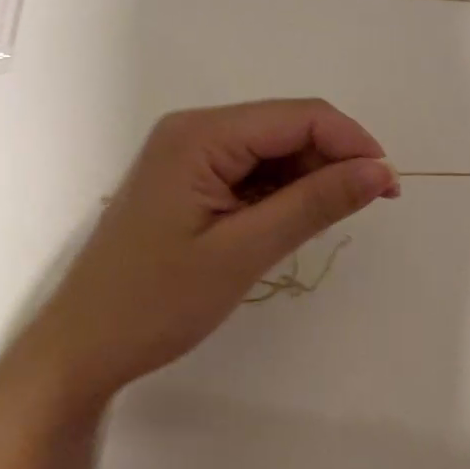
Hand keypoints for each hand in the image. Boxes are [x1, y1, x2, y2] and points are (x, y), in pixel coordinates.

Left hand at [26, 99, 396, 401]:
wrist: (80, 351)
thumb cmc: (156, 302)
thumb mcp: (244, 252)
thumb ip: (315, 204)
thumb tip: (380, 171)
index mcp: (201, 134)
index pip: (298, 117)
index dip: (351, 142)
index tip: (389, 185)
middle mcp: (195, 130)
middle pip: (286, 128)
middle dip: (334, 159)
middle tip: (371, 204)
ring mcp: (189, 155)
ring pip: (273, 150)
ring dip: (310, 177)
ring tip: (331, 220)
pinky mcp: (189, 180)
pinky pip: (251, 171)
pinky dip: (282, 192)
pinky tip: (293, 222)